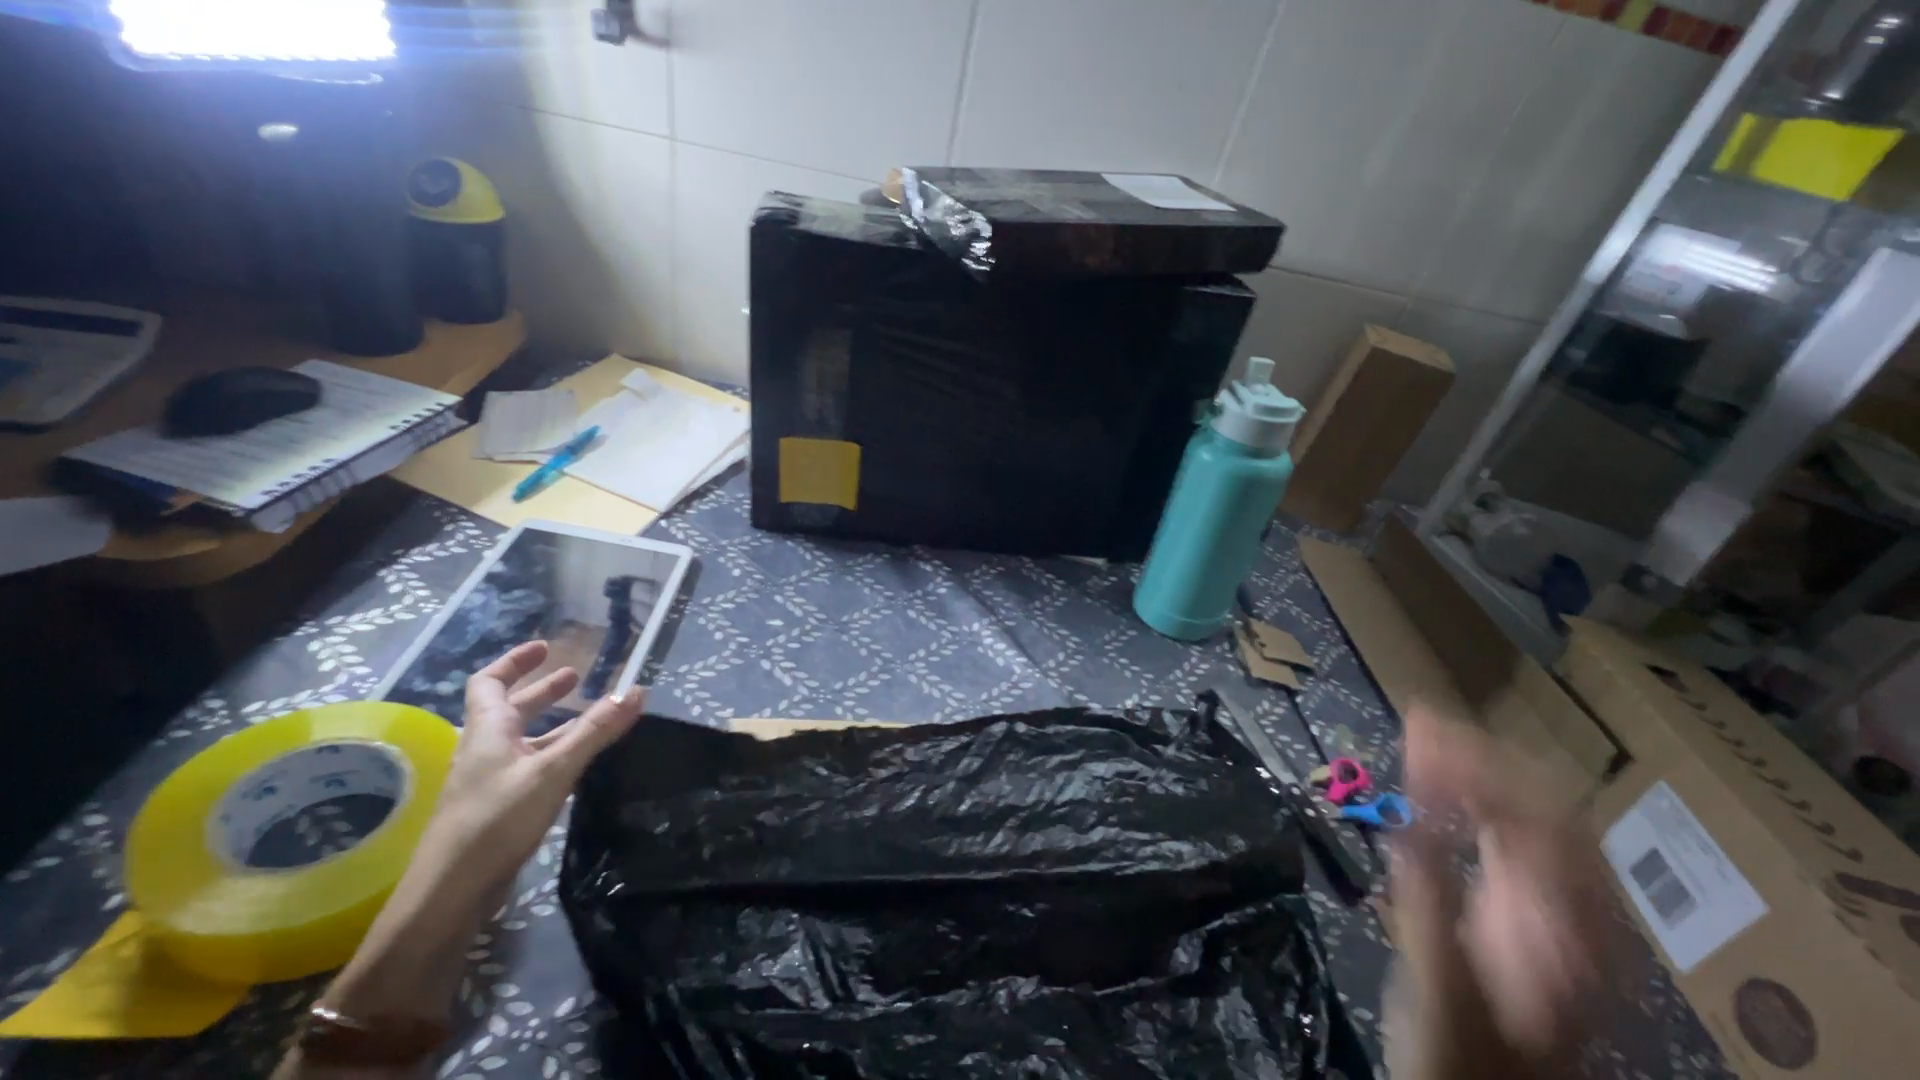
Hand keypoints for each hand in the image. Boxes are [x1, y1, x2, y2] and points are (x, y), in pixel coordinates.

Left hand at [308, 641, 642, 1030]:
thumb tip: (635, 690)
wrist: (451, 893)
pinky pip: (526, 770)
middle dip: (541, 692)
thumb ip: (595, 731)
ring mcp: (487, 783)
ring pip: (519, 742)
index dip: (516, 662)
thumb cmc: (496, 820)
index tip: (547, 648)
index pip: (491, 682)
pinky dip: (550, 757)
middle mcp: (482, 750)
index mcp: (487, 730)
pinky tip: (575, 769)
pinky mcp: (495, 812)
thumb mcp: (553, 770)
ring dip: (549, 726)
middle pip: (508, 710)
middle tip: (576, 678)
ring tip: (588, 721)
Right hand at [1385, 705, 1618, 1079]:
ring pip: (1533, 814)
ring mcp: (1558, 909)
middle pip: (1548, 806)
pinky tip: (1435, 785)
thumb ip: (1431, 911)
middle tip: (1416, 720)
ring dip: (1479, 769)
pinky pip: (1510, 836)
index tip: (1419, 733)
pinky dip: (1472, 800)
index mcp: (1570, 932)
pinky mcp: (1530, 911)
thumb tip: (1410, 825)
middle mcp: (1578, 910)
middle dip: (1482, 755)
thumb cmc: (1462, 1061)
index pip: (1542, 821)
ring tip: (1421, 736)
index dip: (1483, 769)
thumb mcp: (1442, 995)